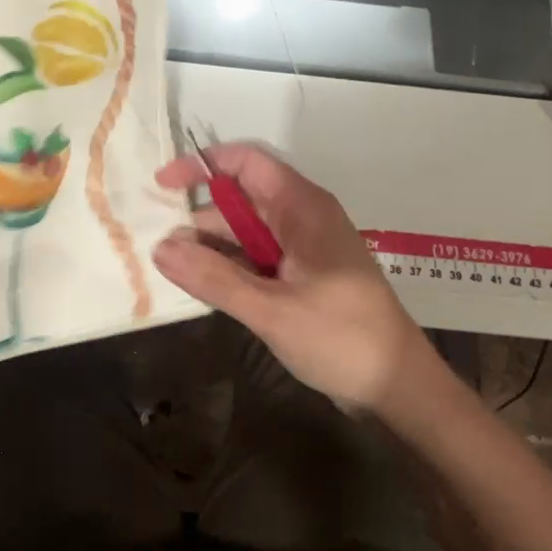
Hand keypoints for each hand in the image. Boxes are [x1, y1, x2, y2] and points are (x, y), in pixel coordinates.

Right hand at [152, 143, 435, 410]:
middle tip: (154, 245)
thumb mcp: (272, 310)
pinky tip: (199, 289)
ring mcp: (302, 251)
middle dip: (198, 218)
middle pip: (240, 201)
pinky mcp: (301, 280)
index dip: (202, 165)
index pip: (247, 163)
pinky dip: (228, 270)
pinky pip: (255, 262)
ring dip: (210, 249)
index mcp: (303, 209)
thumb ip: (214, 279)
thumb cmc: (342, 338)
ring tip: (166, 271)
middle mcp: (302, 220)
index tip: (161, 185)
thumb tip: (159, 248)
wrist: (398, 387)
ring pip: (245, 235)